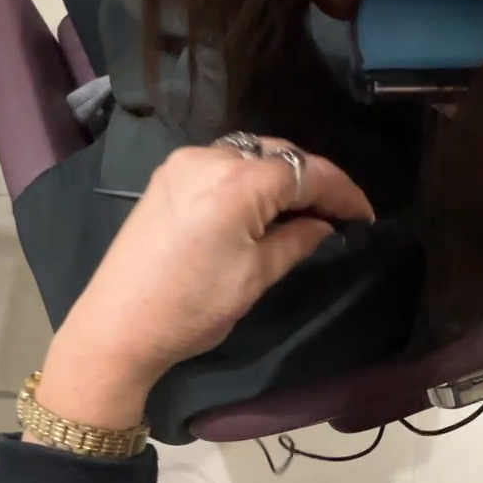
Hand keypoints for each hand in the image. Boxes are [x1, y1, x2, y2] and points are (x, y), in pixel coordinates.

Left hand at [30, 139, 374, 431]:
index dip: (342, 192)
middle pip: (277, 154)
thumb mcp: (253, 279)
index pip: (306, 171)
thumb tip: (322, 225)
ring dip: (277, 177)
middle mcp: (208, 158)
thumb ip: (295, 241)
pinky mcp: (164, 179)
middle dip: (310, 180)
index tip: (364, 215)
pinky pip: (219, 165)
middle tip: (332, 215)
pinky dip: (246, 180)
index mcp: (237, 183)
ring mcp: (181, 165)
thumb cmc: (190, 310)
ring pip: (247, 155)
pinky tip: (256, 207)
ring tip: (298, 211)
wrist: (117, 328)